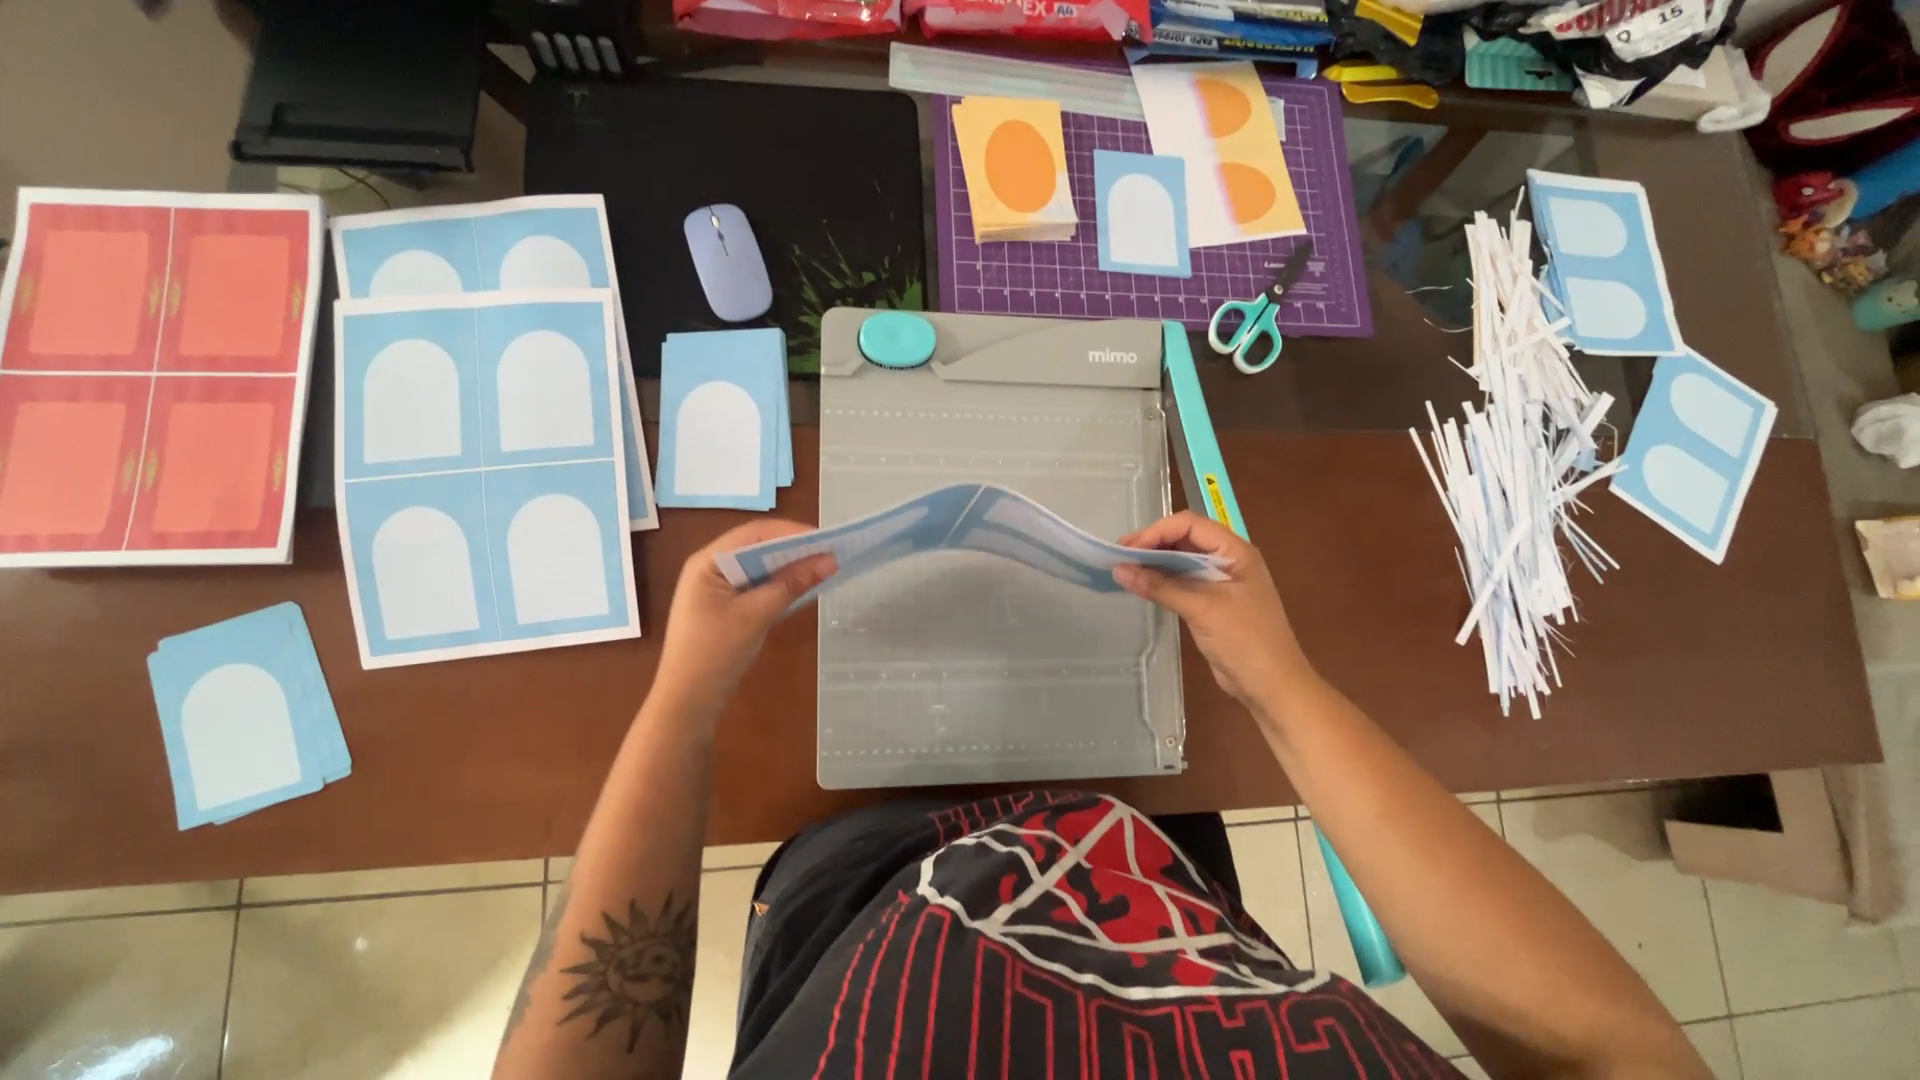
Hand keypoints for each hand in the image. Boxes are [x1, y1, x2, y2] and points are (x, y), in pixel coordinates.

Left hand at [652, 519, 835, 717]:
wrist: (687, 701)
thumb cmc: (714, 653)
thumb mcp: (755, 615)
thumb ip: (791, 584)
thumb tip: (830, 561)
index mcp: (708, 562)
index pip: (755, 533)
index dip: (791, 533)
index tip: (826, 540)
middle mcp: (711, 568)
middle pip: (757, 547)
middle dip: (793, 549)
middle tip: (830, 553)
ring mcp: (717, 588)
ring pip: (759, 567)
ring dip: (789, 567)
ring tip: (823, 567)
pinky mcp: (726, 607)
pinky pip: (757, 585)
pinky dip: (780, 584)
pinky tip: (803, 588)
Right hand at [1113, 511, 1314, 705]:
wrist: (1271, 684)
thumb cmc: (1245, 639)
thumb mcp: (1201, 608)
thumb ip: (1160, 586)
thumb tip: (1119, 570)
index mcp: (1235, 551)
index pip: (1191, 525)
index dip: (1158, 531)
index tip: (1129, 548)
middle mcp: (1228, 560)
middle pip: (1185, 539)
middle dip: (1152, 544)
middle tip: (1119, 556)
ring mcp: (1221, 582)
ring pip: (1182, 560)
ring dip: (1155, 562)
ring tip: (1124, 568)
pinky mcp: (1212, 603)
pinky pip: (1183, 582)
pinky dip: (1162, 580)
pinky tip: (1142, 586)